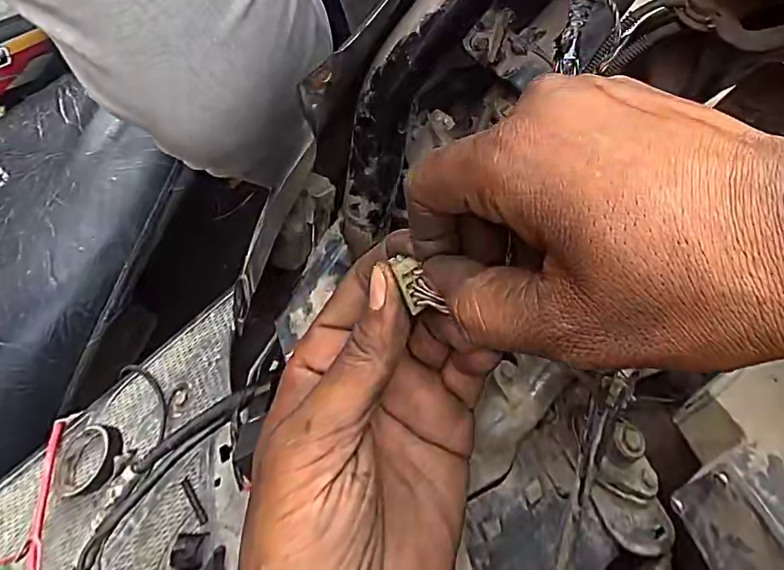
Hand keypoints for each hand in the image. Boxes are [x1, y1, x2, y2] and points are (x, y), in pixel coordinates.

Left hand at [241, 234, 500, 569]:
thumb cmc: (296, 541)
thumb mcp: (315, 436)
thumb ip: (355, 362)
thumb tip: (381, 289)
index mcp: (321, 368)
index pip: (357, 297)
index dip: (385, 266)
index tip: (415, 243)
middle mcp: (367, 375)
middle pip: (403, 307)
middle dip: (429, 279)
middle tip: (456, 260)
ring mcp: (408, 398)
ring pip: (439, 332)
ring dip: (457, 307)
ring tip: (476, 288)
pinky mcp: (445, 426)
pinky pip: (467, 374)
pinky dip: (481, 347)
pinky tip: (487, 328)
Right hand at [406, 74, 783, 371]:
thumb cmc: (692, 284)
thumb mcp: (569, 325)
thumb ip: (480, 310)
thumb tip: (450, 285)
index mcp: (514, 152)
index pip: (428, 183)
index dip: (434, 239)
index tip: (469, 281)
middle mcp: (543, 103)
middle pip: (479, 170)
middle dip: (490, 230)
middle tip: (537, 283)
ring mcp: (591, 90)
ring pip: (526, 153)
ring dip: (533, 205)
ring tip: (589, 254)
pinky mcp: (629, 93)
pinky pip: (571, 135)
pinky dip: (572, 176)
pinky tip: (625, 218)